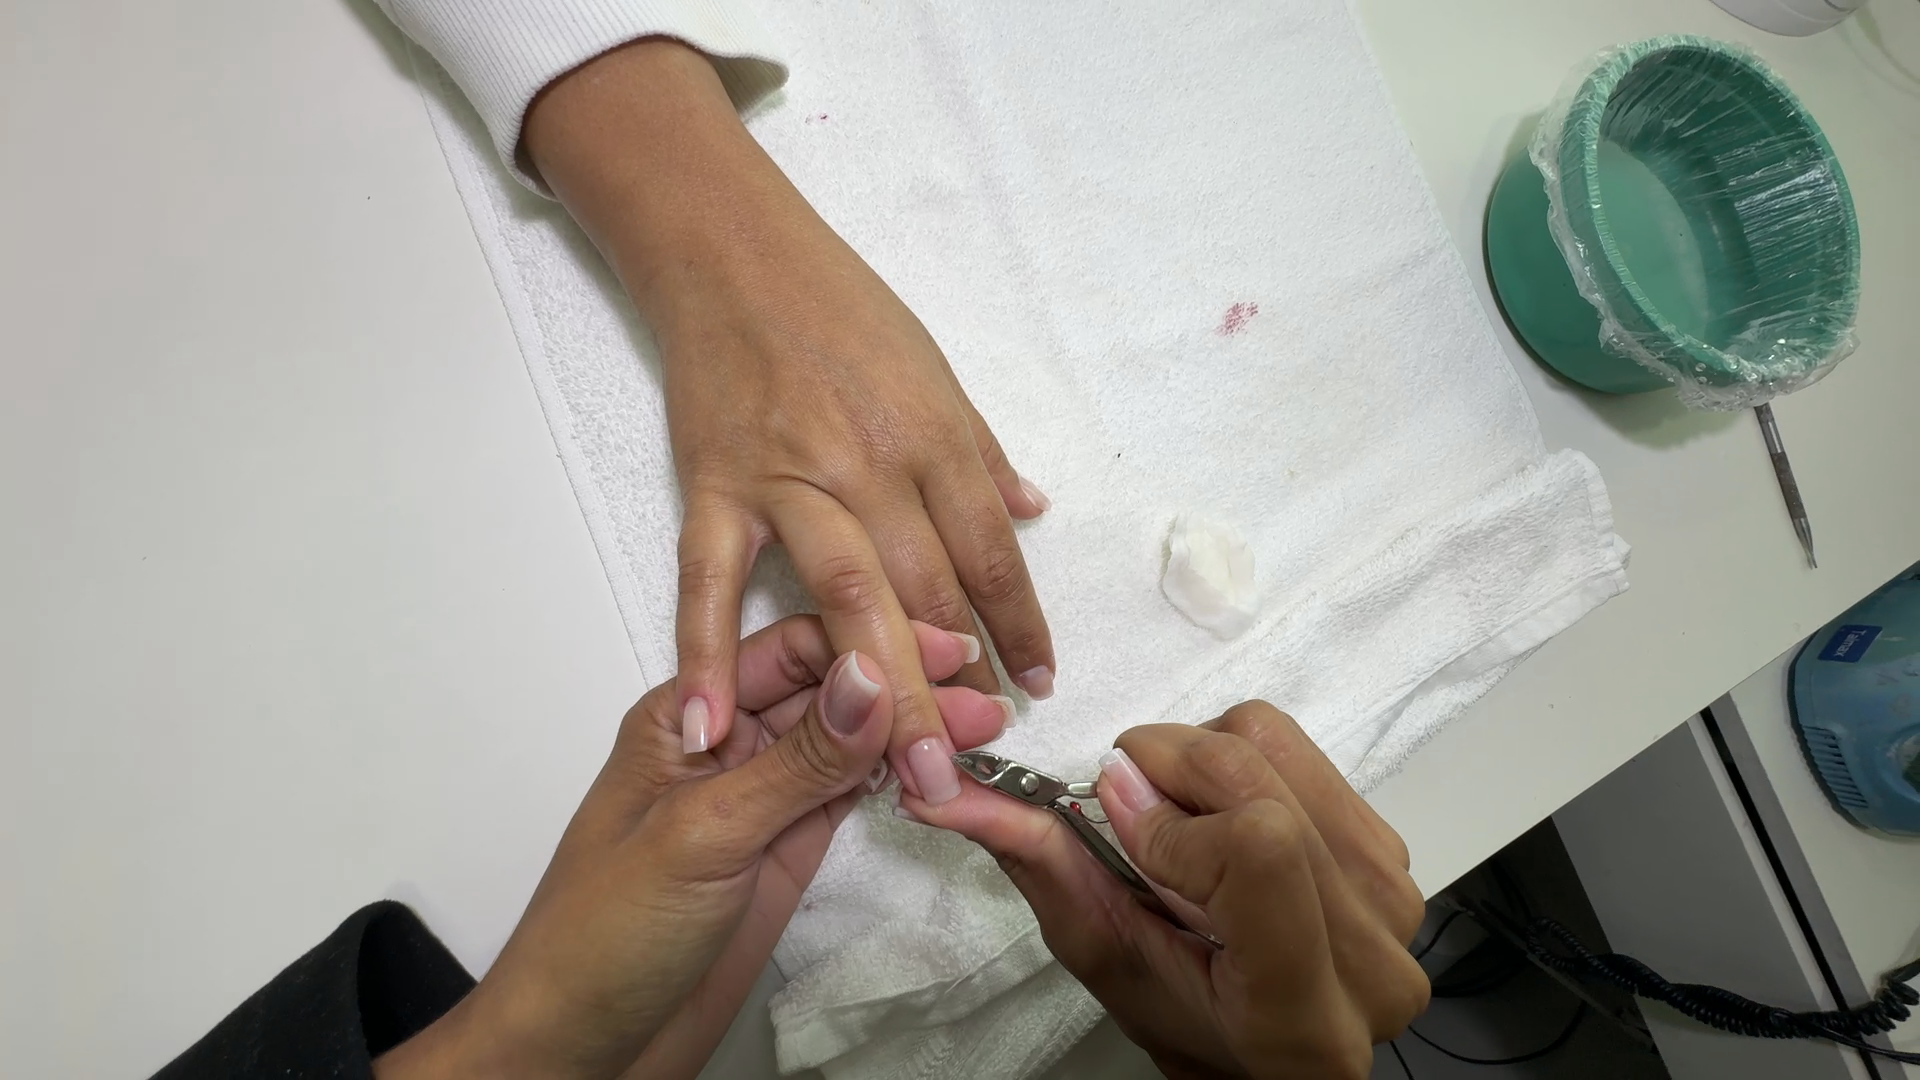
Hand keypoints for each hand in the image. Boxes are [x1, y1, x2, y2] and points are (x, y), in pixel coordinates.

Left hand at [374, 616, 1010, 1079]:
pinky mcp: (793, 836)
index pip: (796, 649)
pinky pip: (854, 787)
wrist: (585, 1055)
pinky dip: (898, 774)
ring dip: (911, 732)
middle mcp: (735, 734)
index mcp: (693, 707)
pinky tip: (940, 764)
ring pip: (852, 739)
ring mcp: (769, 788)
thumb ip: (799, 758)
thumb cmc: (609, 934)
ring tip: (983, 729)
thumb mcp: (706, 832)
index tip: (946, 652)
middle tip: (983, 697)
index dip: (870, 644)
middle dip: (906, 689)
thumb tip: (876, 673)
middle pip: (833, 691)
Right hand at [523, 39, 1054, 808]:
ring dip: (877, 689)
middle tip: (973, 765)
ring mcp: (788, 480)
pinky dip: (707, 654)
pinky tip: (714, 727)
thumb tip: (1033, 512)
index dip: (1021, 622)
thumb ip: (983, 454)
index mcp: (933, 436)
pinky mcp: (713, 486)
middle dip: (956, 680)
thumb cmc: (847, 312)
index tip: (1040, 681)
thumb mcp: (937, 371)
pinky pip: (708, 580)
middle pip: (927, 591)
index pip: (991, 551)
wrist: (737, 254)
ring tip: (901, 771)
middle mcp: (871, 465)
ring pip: (844, 596)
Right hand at [918, 702, 1429, 1078]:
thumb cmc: (1178, 1011)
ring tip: (1184, 812)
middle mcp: (1369, 954)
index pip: (1255, 850)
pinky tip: (1225, 808)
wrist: (1267, 1030)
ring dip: (1199, 757)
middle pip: (1255, 783)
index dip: (1166, 818)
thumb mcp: (1096, 950)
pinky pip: (1295, 742)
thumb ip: (1036, 862)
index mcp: (1298, 1012)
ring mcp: (1392, 895)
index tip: (1118, 818)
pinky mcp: (1391, 846)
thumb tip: (945, 788)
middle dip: (1165, 766)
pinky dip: (1239, 753)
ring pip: (1269, 742)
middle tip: (1133, 801)